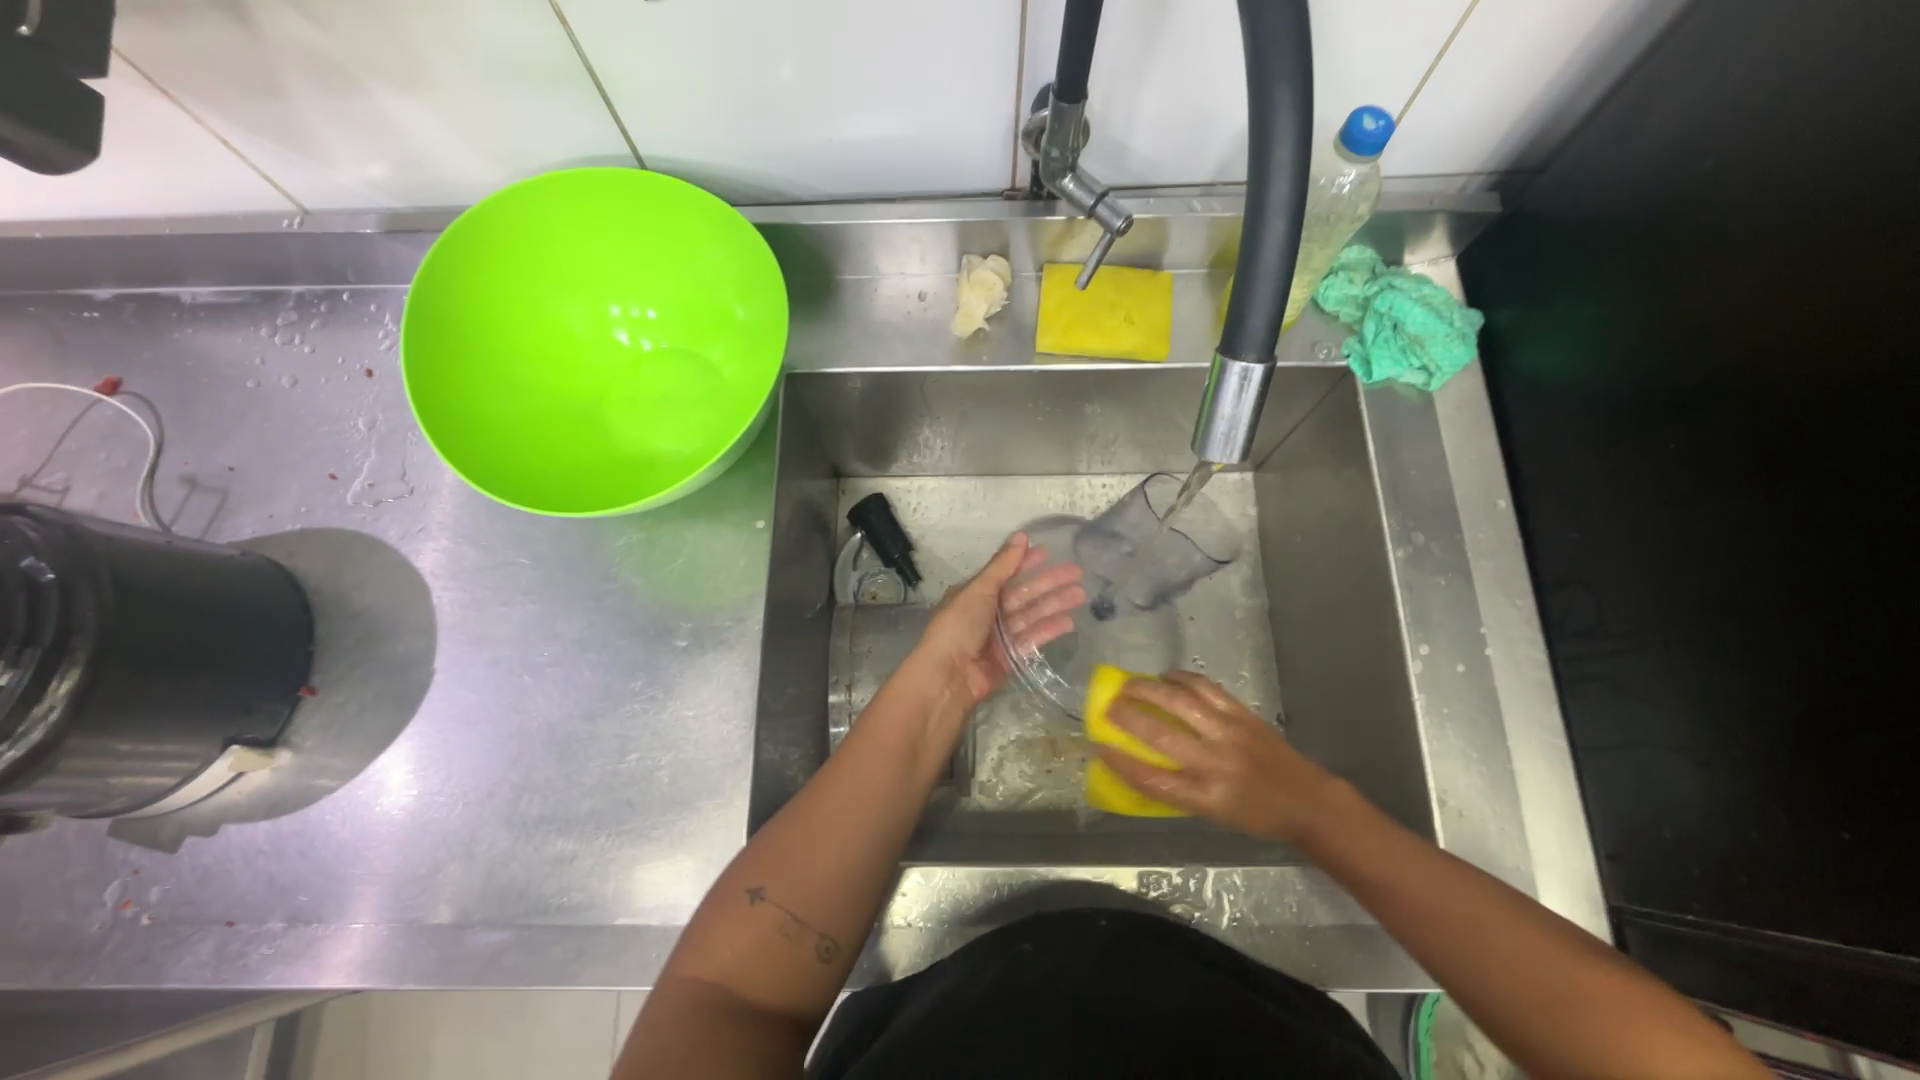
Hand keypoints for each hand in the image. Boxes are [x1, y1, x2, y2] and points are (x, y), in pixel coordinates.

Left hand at [908, 533, 1084, 709]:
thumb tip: (1021, 536)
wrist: (949, 675)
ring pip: (1032, 614)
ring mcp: (1000, 635)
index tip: (1048, 552)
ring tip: (1081, 595)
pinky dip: (1050, 629)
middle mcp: (988, 611)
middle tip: (1077, 572)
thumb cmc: (959, 626)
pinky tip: (1069, 622)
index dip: (1026, 562)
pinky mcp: (1011, 656)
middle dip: (1049, 582)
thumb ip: (1002, 565)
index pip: (1006, 573)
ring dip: (1055, 604)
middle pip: (1024, 593)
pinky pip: (1033, 638)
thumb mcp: (978, 589)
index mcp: (976, 593)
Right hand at [1097, 671, 1344, 842]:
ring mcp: (1231, 733)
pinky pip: (1207, 689)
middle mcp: (1215, 763)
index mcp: (1205, 796)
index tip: (1098, 746)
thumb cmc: (1254, 815)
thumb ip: (1177, 790)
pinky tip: (1166, 676)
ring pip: (1181, 702)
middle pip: (1161, 733)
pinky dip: (1182, 678)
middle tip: (1107, 707)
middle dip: (1128, 716)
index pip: (1152, 778)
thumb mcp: (1212, 815)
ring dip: (1148, 689)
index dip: (1120, 762)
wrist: (1306, 801)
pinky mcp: (1243, 715)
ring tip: (1128, 685)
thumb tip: (1139, 764)